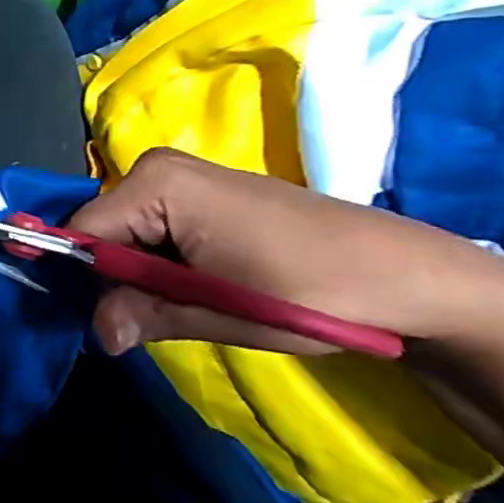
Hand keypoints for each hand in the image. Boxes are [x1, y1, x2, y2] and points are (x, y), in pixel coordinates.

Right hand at [72, 148, 503, 355]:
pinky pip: (152, 224)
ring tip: (192, 302)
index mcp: (156, 183)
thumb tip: (98, 336)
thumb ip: (151, 315)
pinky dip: (163, 259)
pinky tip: (201, 283)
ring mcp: (179, 174)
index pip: (85, 231)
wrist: (418, 278)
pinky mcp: (199, 189)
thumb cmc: (319, 290)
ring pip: (127, 231)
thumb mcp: (229, 311)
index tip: (104, 320)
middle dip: (120, 277)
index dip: (87, 278)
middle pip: (104, 229)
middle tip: (156, 319)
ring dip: (145, 273)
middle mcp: (157, 167)